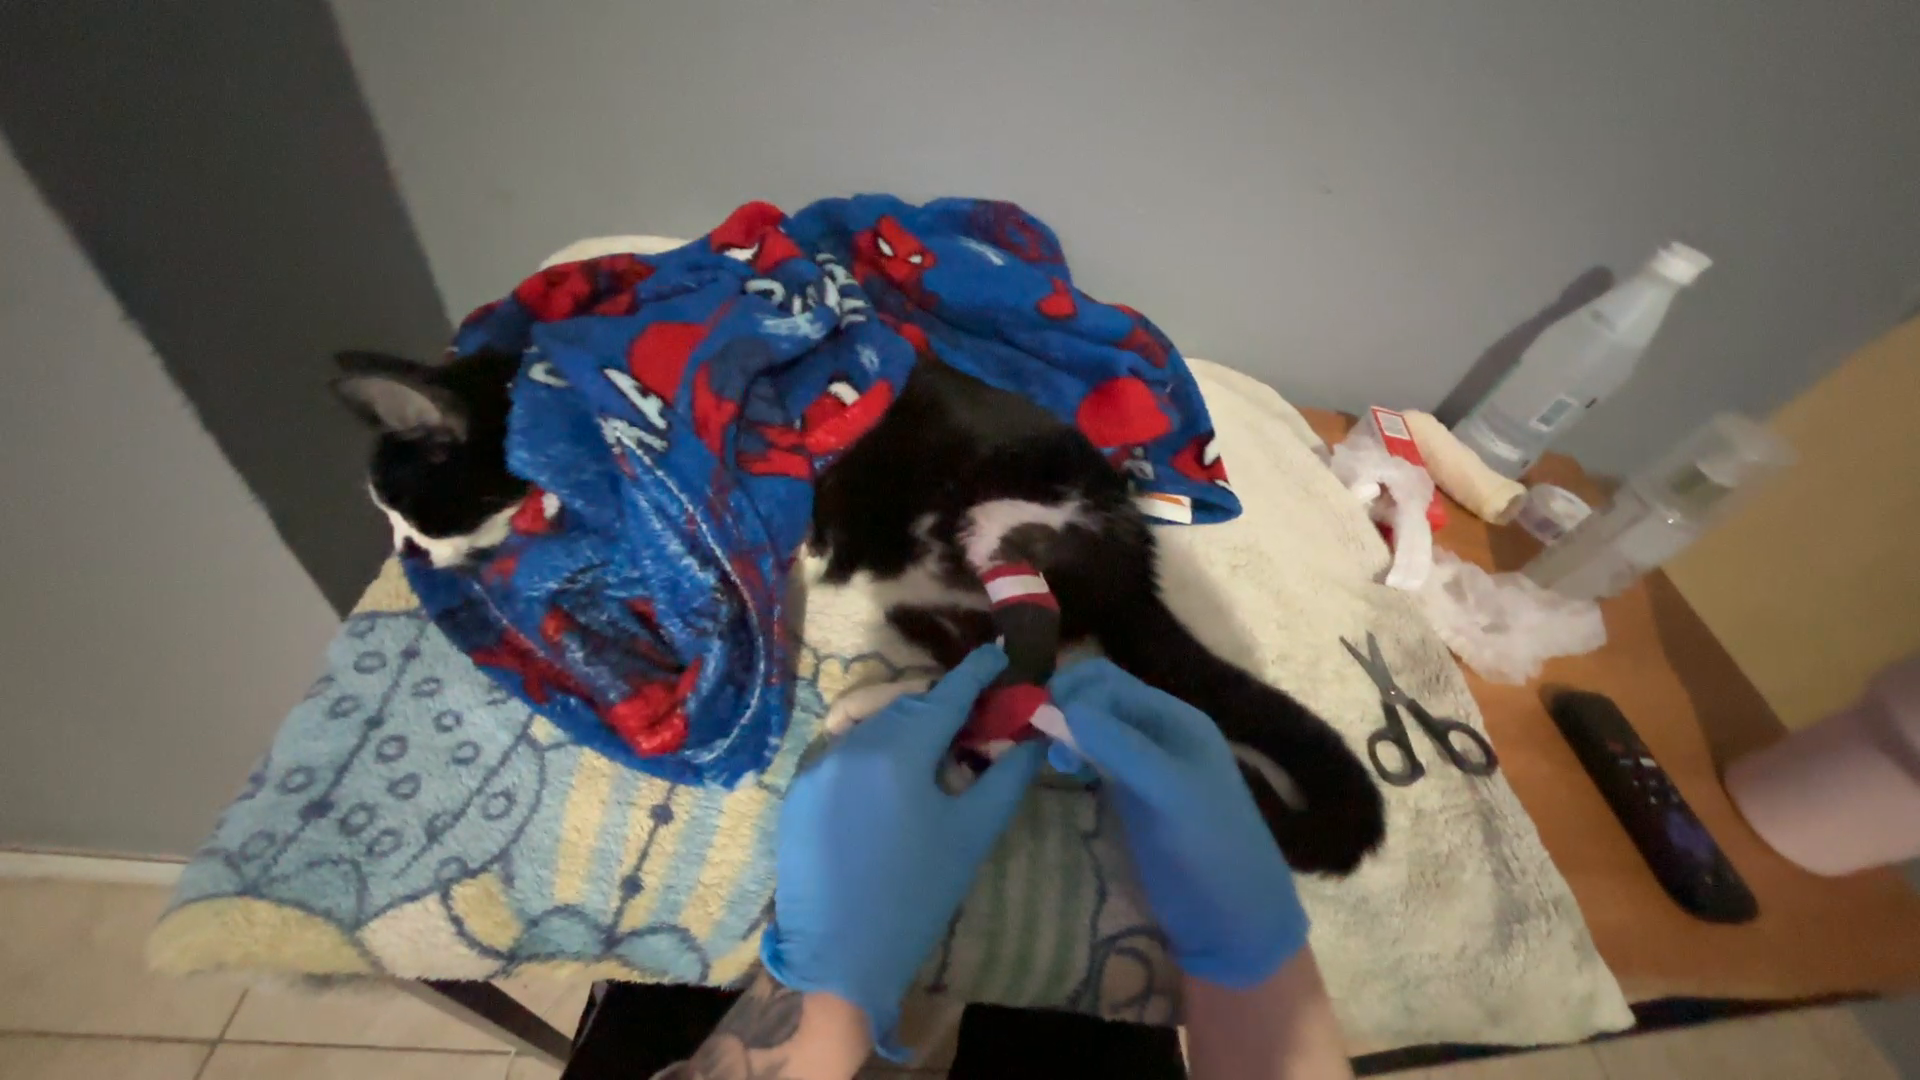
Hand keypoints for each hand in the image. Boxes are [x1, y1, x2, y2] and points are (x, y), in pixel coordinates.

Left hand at [763, 646, 1044, 1056]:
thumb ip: (1007, 776)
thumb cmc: (918, 894)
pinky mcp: (799, 787)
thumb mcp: (972, 833)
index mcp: (899, 751)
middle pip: (909, 704)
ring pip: (874, 723)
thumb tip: (1033, 737)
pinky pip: (845, 750)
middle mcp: (854, 744)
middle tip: (973, 719)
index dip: (977, 671)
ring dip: (907, 725)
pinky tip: (890, 783)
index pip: (947, 693)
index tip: (999, 653)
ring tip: (933, 753)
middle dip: (943, 702)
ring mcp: (819, 764)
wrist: (840, 955)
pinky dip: (874, 750)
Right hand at [1050, 659, 1308, 987]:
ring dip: (1065, 729)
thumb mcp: (1170, 791)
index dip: (1071, 692)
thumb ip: (1119, 746)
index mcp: (1174, 718)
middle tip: (1035, 735)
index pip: (1108, 681)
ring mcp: (1143, 762)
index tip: (1038, 720)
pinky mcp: (1130, 793)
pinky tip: (1063, 770)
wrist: (1233, 923)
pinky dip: (1073, 753)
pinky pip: (1094, 756)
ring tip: (1049, 755)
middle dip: (1064, 706)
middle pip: (1098, 696)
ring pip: (1093, 726)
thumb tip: (1061, 707)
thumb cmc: (1209, 849)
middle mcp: (1156, 731)